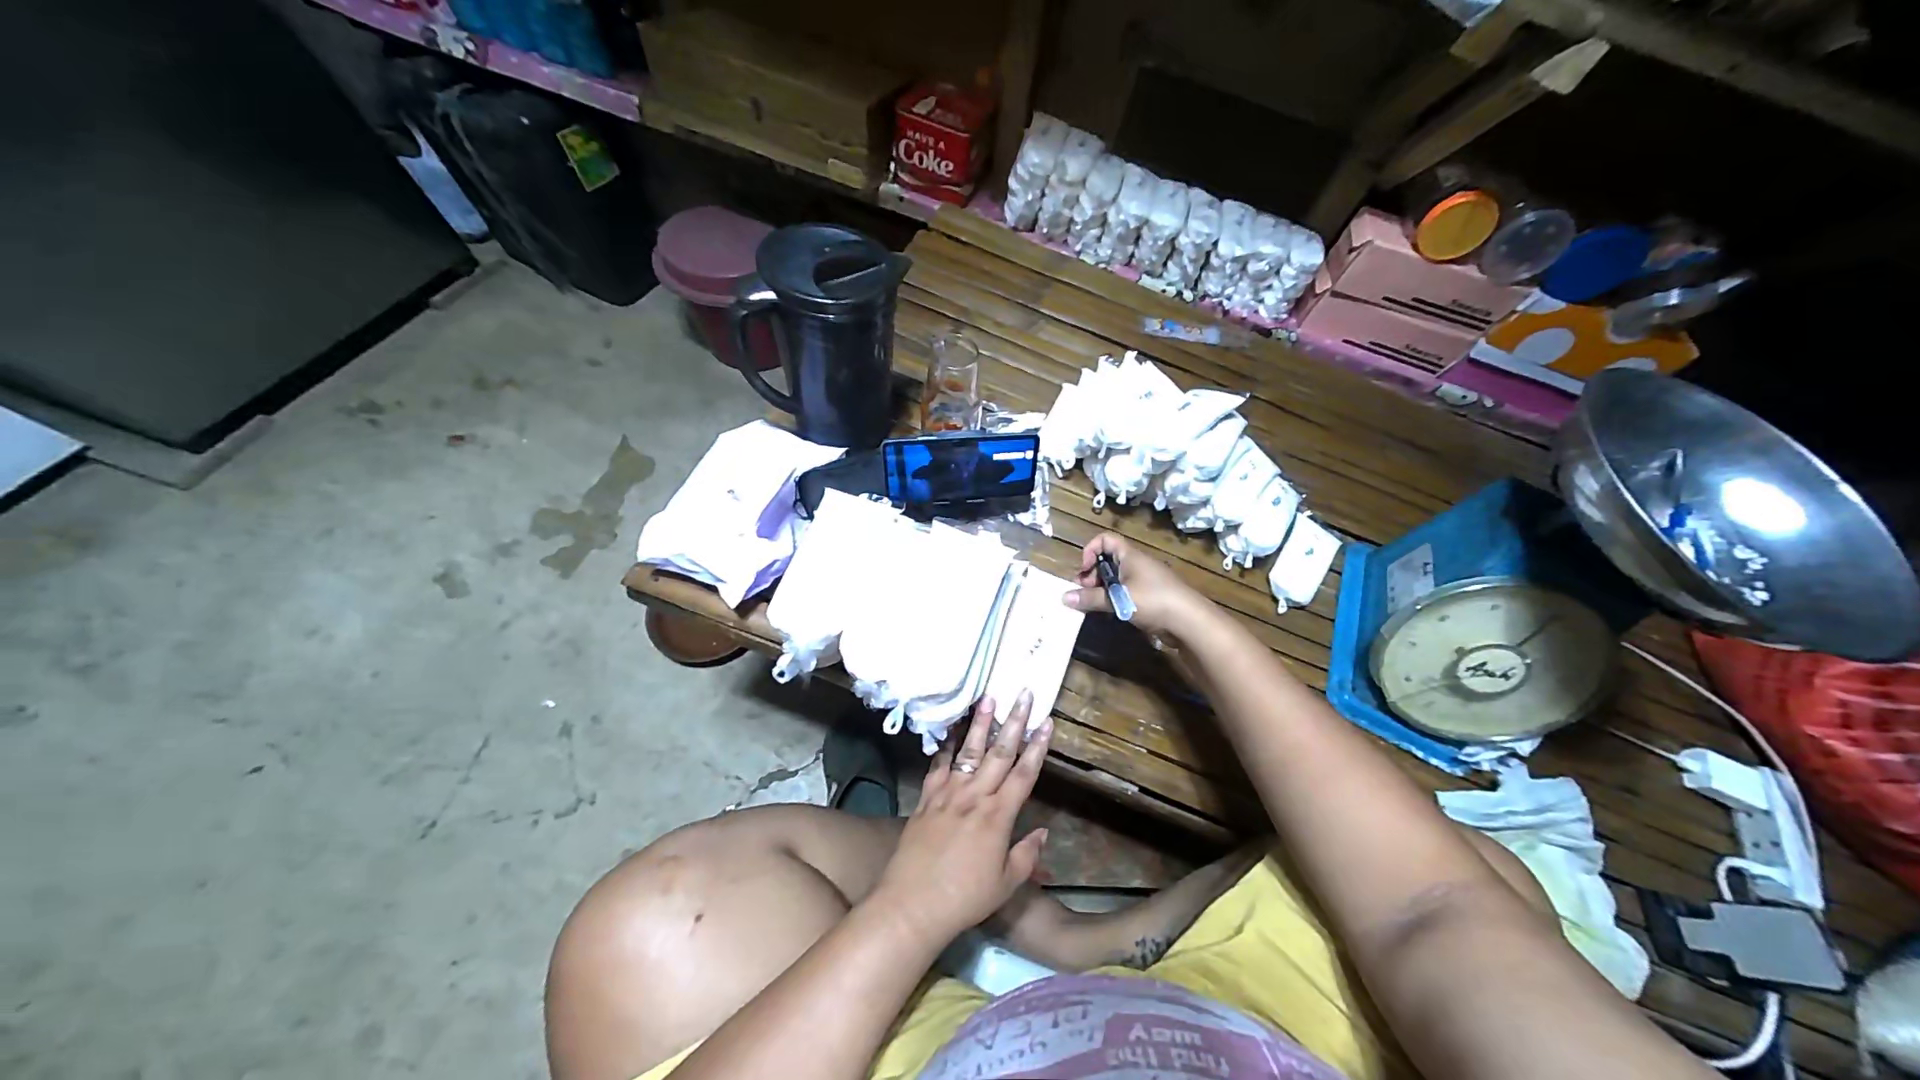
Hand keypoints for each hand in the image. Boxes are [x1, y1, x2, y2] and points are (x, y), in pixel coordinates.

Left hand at [870, 692, 1052, 942]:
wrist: (912, 904)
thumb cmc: (964, 899)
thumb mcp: (1005, 884)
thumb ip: (1026, 855)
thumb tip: (1043, 832)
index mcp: (998, 816)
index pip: (1024, 774)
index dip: (1037, 747)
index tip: (1046, 722)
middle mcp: (974, 797)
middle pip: (998, 753)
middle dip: (1013, 722)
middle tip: (1022, 694)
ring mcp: (947, 795)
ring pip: (967, 752)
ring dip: (979, 724)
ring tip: (988, 698)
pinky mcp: (925, 799)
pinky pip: (938, 766)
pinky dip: (946, 746)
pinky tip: (951, 731)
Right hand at [1062, 533, 1206, 636]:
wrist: (1189, 621)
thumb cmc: (1153, 600)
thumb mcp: (1118, 599)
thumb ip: (1090, 599)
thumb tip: (1064, 598)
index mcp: (1130, 556)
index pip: (1105, 539)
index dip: (1090, 550)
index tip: (1084, 570)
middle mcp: (1137, 564)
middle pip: (1107, 560)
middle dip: (1092, 574)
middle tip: (1084, 592)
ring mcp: (1144, 581)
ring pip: (1116, 579)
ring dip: (1102, 589)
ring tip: (1093, 604)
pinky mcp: (1149, 597)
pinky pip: (1125, 592)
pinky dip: (1115, 599)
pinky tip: (1111, 612)